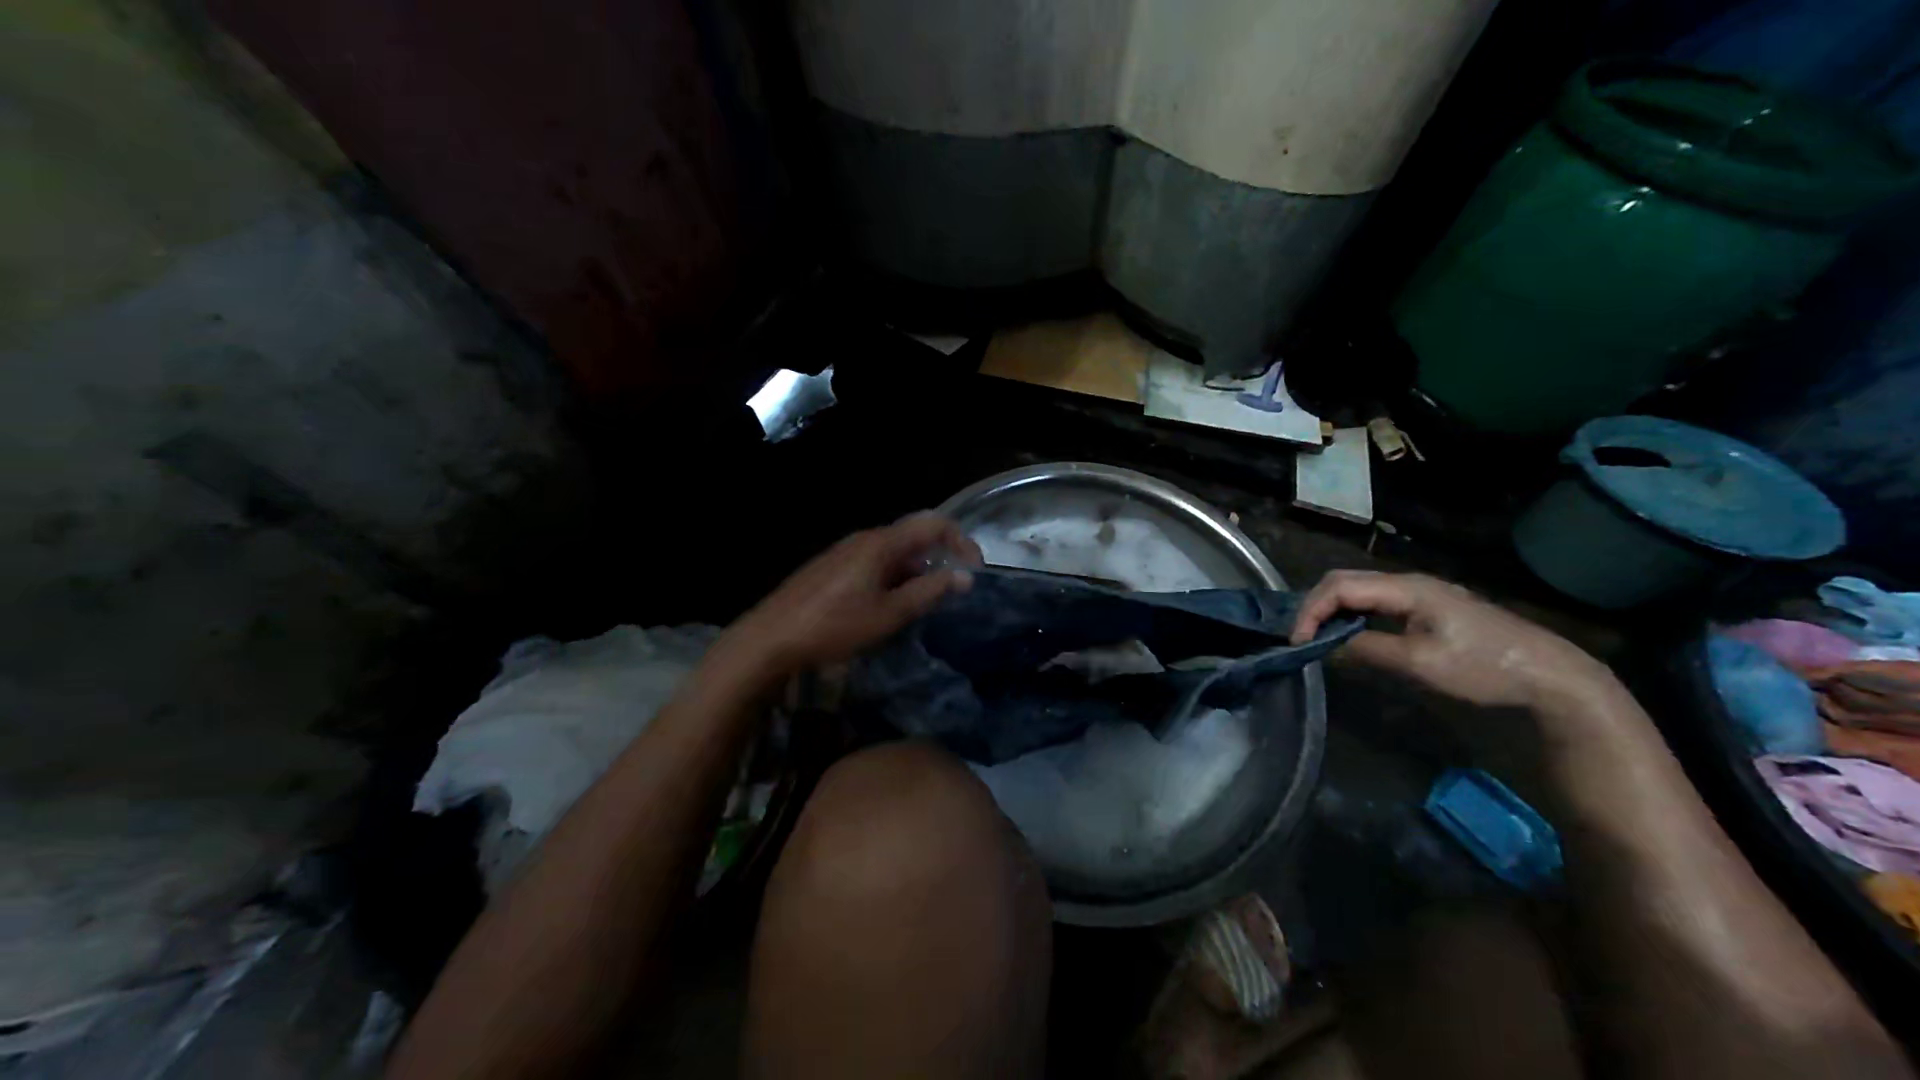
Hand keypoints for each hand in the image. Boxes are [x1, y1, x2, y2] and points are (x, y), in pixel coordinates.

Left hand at [722, 513, 982, 673]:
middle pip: (913, 535)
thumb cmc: (835, 626)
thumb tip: (964, 576)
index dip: (961, 541)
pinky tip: (890, 606)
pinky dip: (894, 577)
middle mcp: (864, 539)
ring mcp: (844, 551)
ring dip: (916, 570)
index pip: (933, 523)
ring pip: (893, 551)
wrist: (772, 637)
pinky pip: (874, 562)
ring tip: (924, 603)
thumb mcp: (889, 614)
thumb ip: (929, 592)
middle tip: (953, 589)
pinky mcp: (832, 567)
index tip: (974, 571)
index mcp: (881, 543)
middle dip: (939, 557)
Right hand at [1290, 570, 1613, 709]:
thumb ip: (1366, 649)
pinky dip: (1353, 616)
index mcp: (1406, 587)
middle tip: (1301, 638)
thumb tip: (1324, 645)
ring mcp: (1421, 595)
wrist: (1551, 679)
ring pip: (1360, 591)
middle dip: (1315, 606)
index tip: (1297, 643)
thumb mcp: (1418, 663)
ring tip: (1318, 638)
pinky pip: (1377, 604)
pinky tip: (1352, 637)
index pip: (1339, 587)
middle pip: (1345, 582)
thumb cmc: (1483, 667)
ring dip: (1332, 611)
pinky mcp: (1429, 611)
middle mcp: (1409, 583)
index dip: (1310, 611)